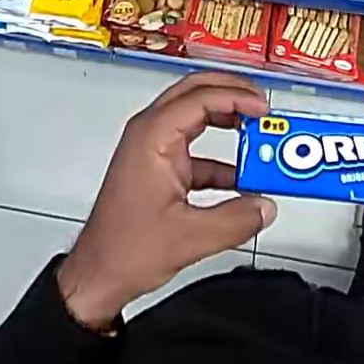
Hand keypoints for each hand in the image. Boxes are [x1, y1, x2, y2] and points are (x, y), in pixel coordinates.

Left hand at [57, 72, 277, 330]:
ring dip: (227, 120)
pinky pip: (194, 147)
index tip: (262, 107)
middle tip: (262, 104)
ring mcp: (153, 147)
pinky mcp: (159, 165)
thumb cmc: (124, 248)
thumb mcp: (189, 237)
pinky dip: (220, 156)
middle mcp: (150, 133)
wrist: (99, 271)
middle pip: (194, 92)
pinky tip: (243, 177)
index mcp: (152, 136)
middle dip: (231, 93)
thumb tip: (264, 206)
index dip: (235, 97)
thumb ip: (234, 219)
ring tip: (257, 133)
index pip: (199, 97)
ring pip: (195, 116)